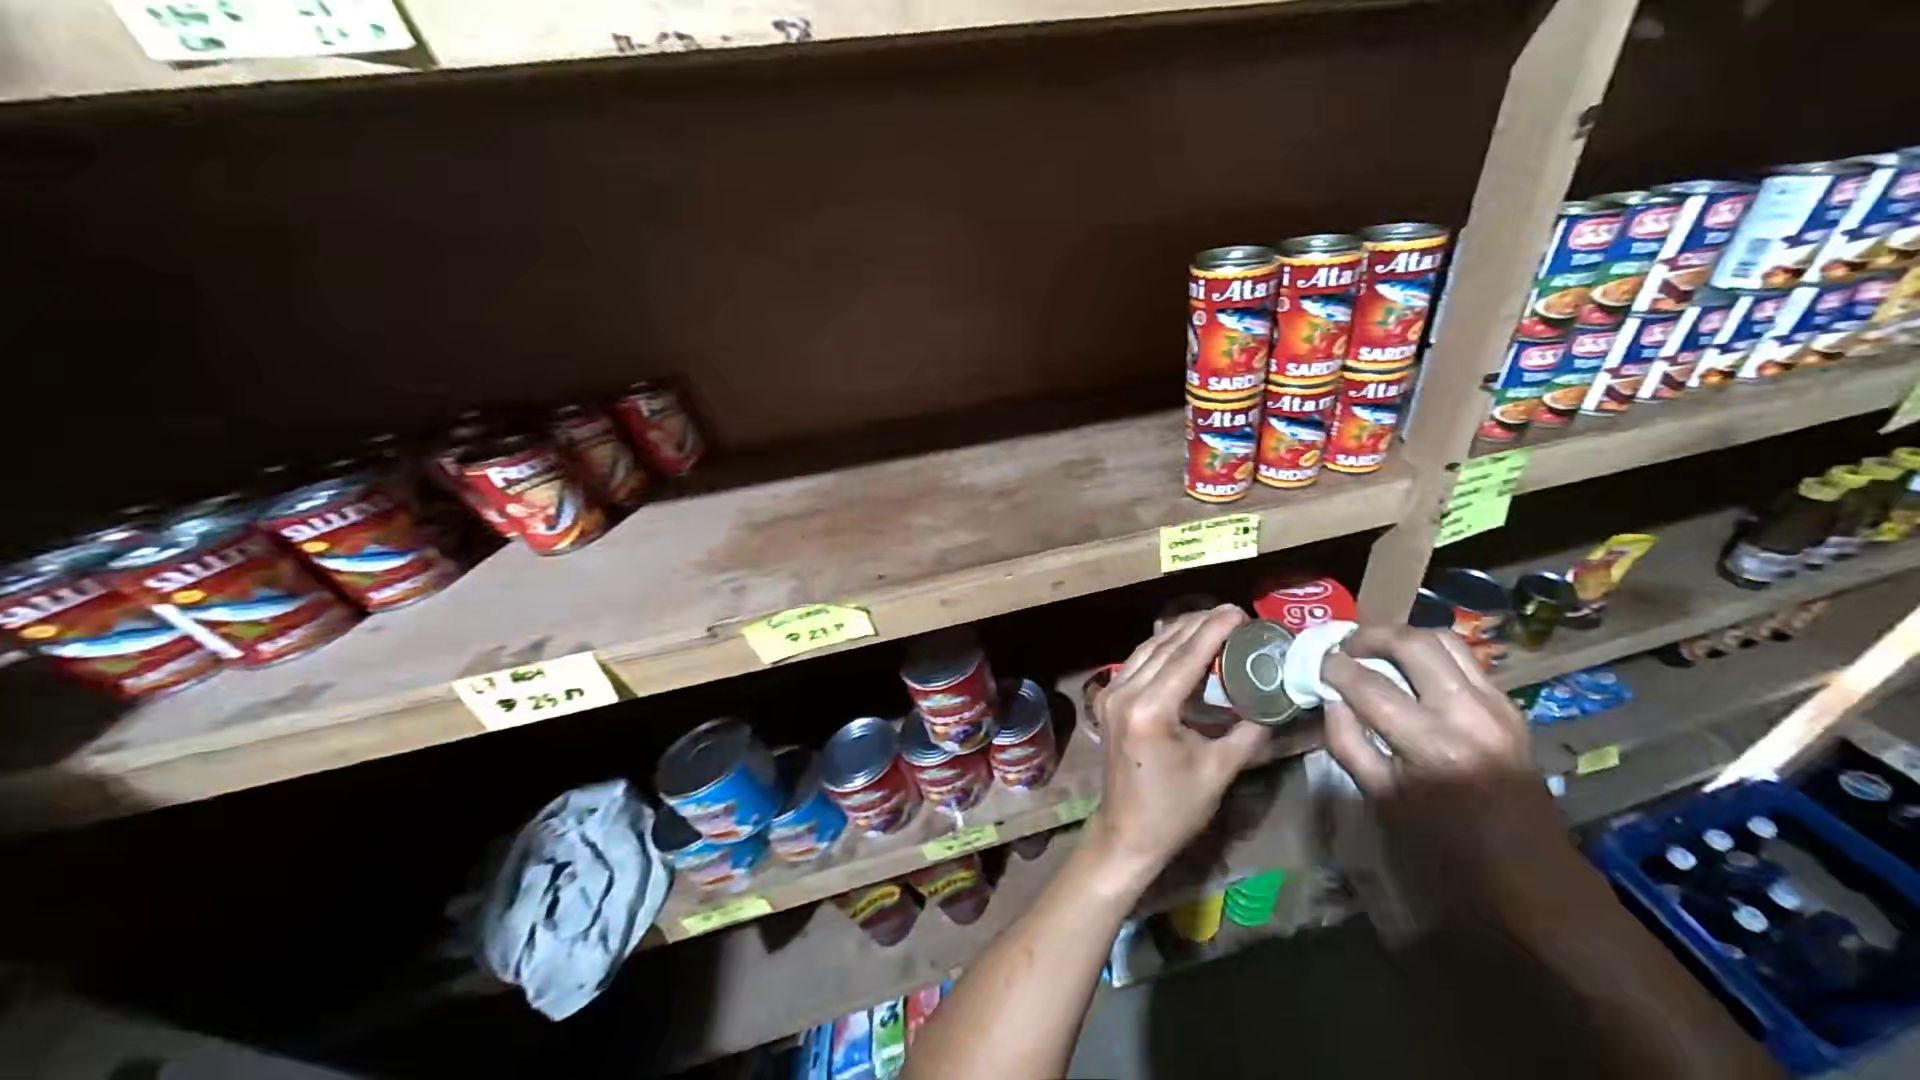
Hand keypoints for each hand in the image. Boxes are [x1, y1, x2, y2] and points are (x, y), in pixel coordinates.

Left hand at [1085, 606, 1270, 893]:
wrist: (1126, 833)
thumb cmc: (1174, 809)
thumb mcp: (1219, 770)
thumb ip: (1249, 732)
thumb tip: (1277, 702)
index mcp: (1149, 709)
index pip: (1186, 656)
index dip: (1214, 629)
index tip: (1240, 611)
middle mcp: (1124, 692)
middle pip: (1164, 645)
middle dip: (1198, 624)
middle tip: (1233, 614)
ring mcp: (1110, 694)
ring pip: (1147, 649)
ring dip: (1179, 633)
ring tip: (1212, 622)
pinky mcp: (1108, 700)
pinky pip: (1137, 663)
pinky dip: (1162, 649)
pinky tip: (1183, 645)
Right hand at [1320, 625, 1577, 921]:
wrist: (1530, 870)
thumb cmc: (1444, 843)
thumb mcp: (1380, 797)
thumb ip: (1347, 741)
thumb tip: (1331, 698)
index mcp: (1431, 744)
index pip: (1367, 684)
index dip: (1334, 668)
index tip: (1317, 665)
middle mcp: (1468, 713)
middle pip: (1412, 643)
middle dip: (1369, 637)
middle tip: (1345, 649)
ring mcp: (1496, 705)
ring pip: (1444, 639)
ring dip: (1402, 638)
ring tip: (1376, 651)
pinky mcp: (1510, 705)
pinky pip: (1465, 660)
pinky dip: (1430, 655)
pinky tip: (1412, 672)